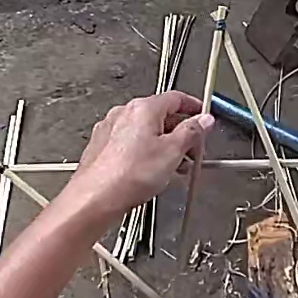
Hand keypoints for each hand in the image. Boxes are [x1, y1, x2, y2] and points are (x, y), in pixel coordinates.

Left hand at [58, 92, 213, 218]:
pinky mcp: (101, 148)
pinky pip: (131, 143)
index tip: (204, 116)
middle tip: (194, 147)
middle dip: (181, 131)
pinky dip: (146, 151)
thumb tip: (203, 121)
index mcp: (143, 109)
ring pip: (146, 130)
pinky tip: (152, 170)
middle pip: (161, 114)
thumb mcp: (173, 152)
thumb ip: (192, 132)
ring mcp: (110, 130)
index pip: (176, 97)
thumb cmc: (127, 176)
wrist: (93, 200)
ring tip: (175, 164)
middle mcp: (123, 114)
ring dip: (164, 143)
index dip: (195, 107)